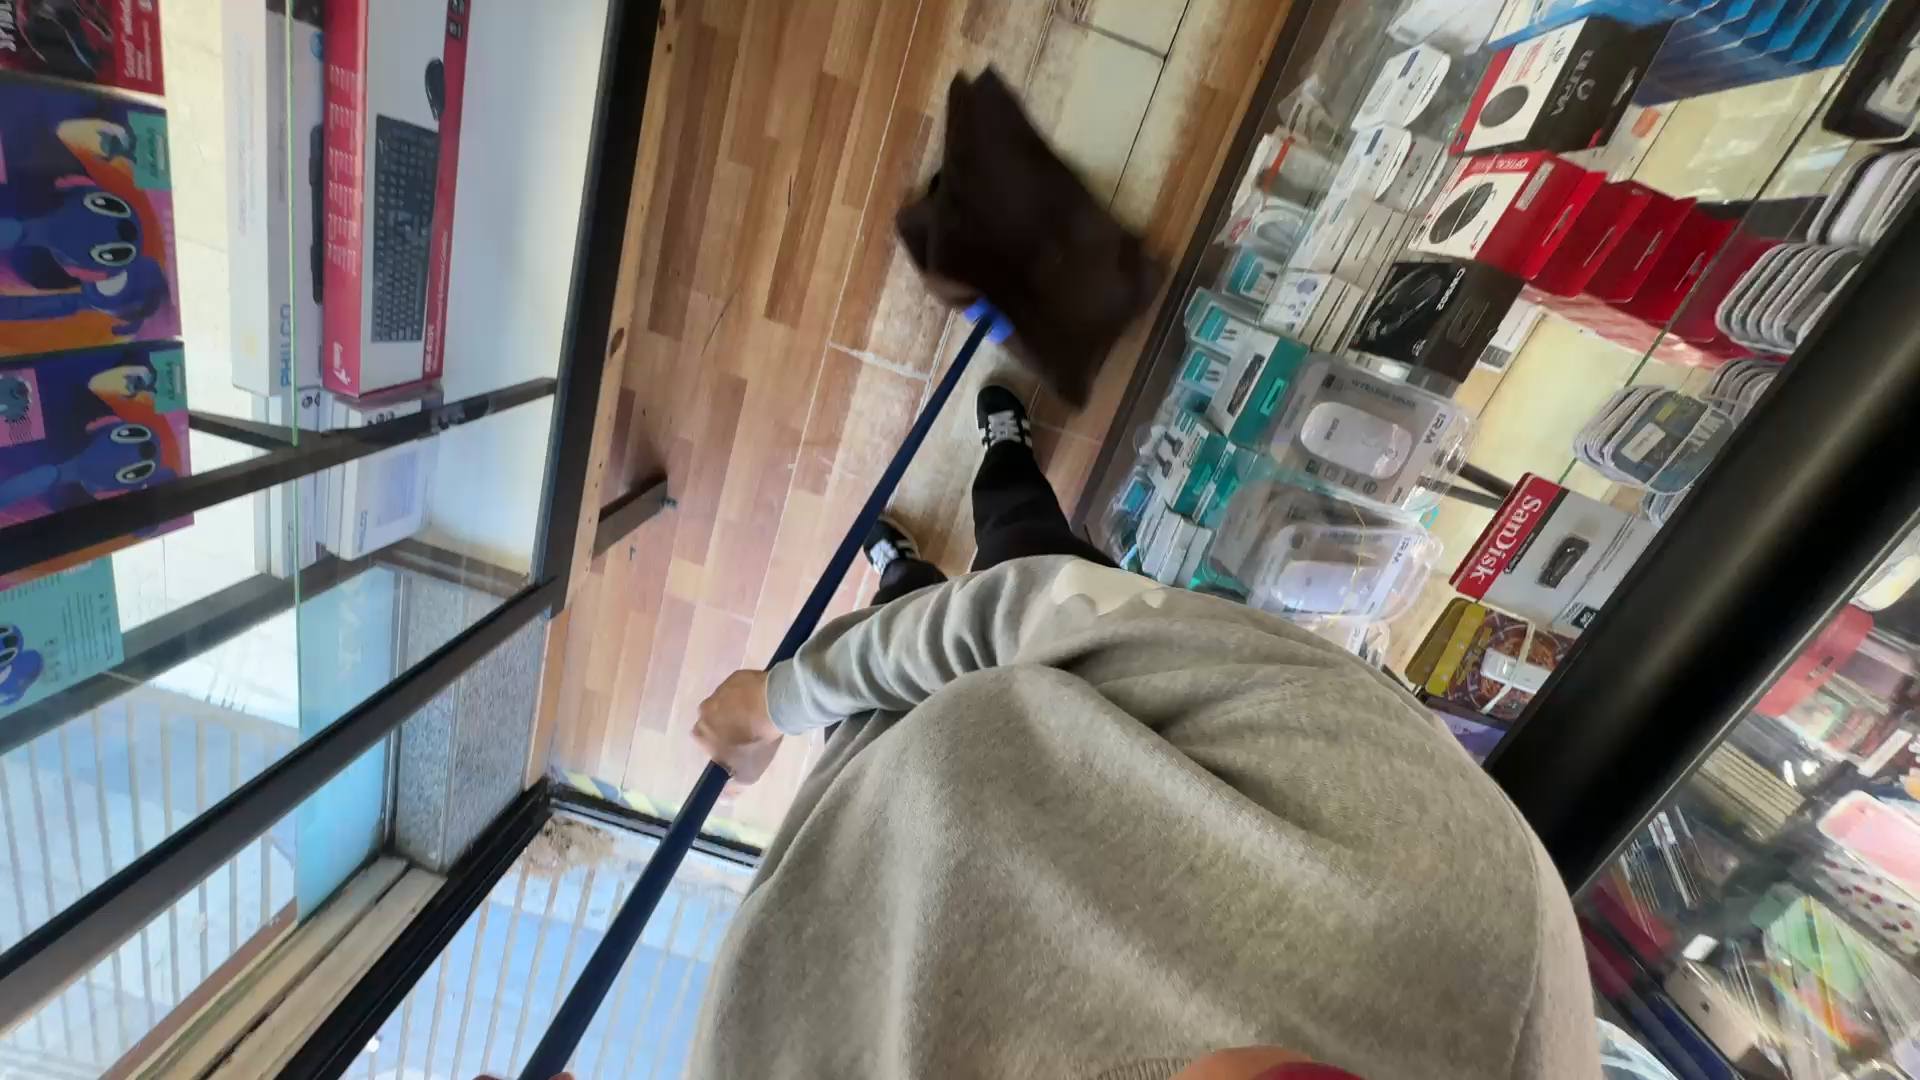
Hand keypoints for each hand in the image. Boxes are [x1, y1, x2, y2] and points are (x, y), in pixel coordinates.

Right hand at [692, 669, 780, 784]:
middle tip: (751, 730)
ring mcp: (720, 690)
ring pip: (727, 703)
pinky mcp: (736, 676)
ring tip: (760, 715)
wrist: (773, 704)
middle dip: (729, 725)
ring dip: (739, 709)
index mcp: (701, 733)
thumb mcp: (747, 773)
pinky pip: (739, 688)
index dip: (722, 745)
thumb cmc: (755, 741)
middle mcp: (704, 709)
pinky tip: (762, 700)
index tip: (739, 746)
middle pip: (715, 721)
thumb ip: (732, 787)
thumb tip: (722, 798)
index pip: (706, 742)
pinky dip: (748, 694)